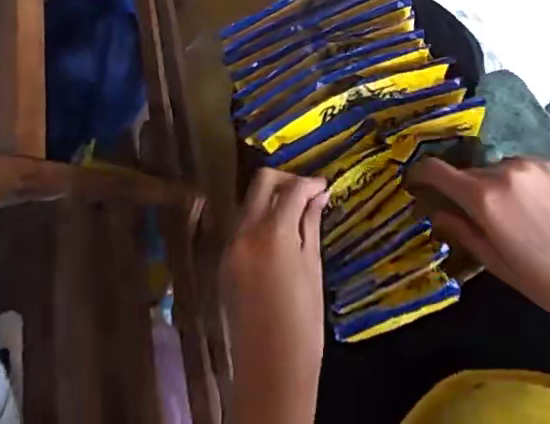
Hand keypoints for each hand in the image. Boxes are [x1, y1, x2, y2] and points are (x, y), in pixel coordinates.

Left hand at [220, 168, 326, 423]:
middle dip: (285, 180)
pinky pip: (242, 224)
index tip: (324, 186)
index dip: (310, 183)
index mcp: (272, 233)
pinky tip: (279, 233)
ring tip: (296, 212)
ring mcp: (231, 244)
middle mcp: (245, 231)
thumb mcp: (313, 269)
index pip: (291, 190)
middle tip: (308, 192)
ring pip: (249, 201)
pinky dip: (260, 218)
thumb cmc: (303, 324)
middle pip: (261, 183)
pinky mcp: (225, 259)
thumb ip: (311, 225)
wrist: (270, 369)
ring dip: (271, 198)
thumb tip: (318, 196)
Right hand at [406, 156, 549, 331]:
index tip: (413, 184)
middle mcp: (500, 172)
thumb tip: (433, 212)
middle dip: (458, 190)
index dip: (419, 174)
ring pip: (489, 169)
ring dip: (486, 186)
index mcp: (483, 199)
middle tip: (463, 214)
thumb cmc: (547, 283)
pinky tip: (526, 208)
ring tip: (503, 216)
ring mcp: (525, 165)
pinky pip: (513, 168)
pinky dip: (509, 181)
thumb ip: (460, 231)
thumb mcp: (496, 263)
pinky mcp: (546, 165)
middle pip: (464, 172)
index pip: (435, 170)